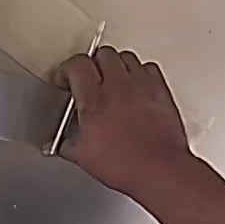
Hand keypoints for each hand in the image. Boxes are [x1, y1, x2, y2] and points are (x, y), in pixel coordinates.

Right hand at [55, 46, 194, 196]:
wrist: (159, 170)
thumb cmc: (126, 164)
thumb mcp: (84, 157)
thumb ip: (68, 144)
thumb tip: (63, 143)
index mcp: (94, 99)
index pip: (77, 65)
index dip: (67, 69)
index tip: (66, 79)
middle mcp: (118, 87)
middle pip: (103, 54)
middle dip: (92, 64)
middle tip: (88, 78)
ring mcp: (142, 86)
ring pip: (126, 57)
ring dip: (116, 65)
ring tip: (111, 79)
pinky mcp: (161, 91)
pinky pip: (149, 68)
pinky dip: (139, 72)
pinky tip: (135, 86)